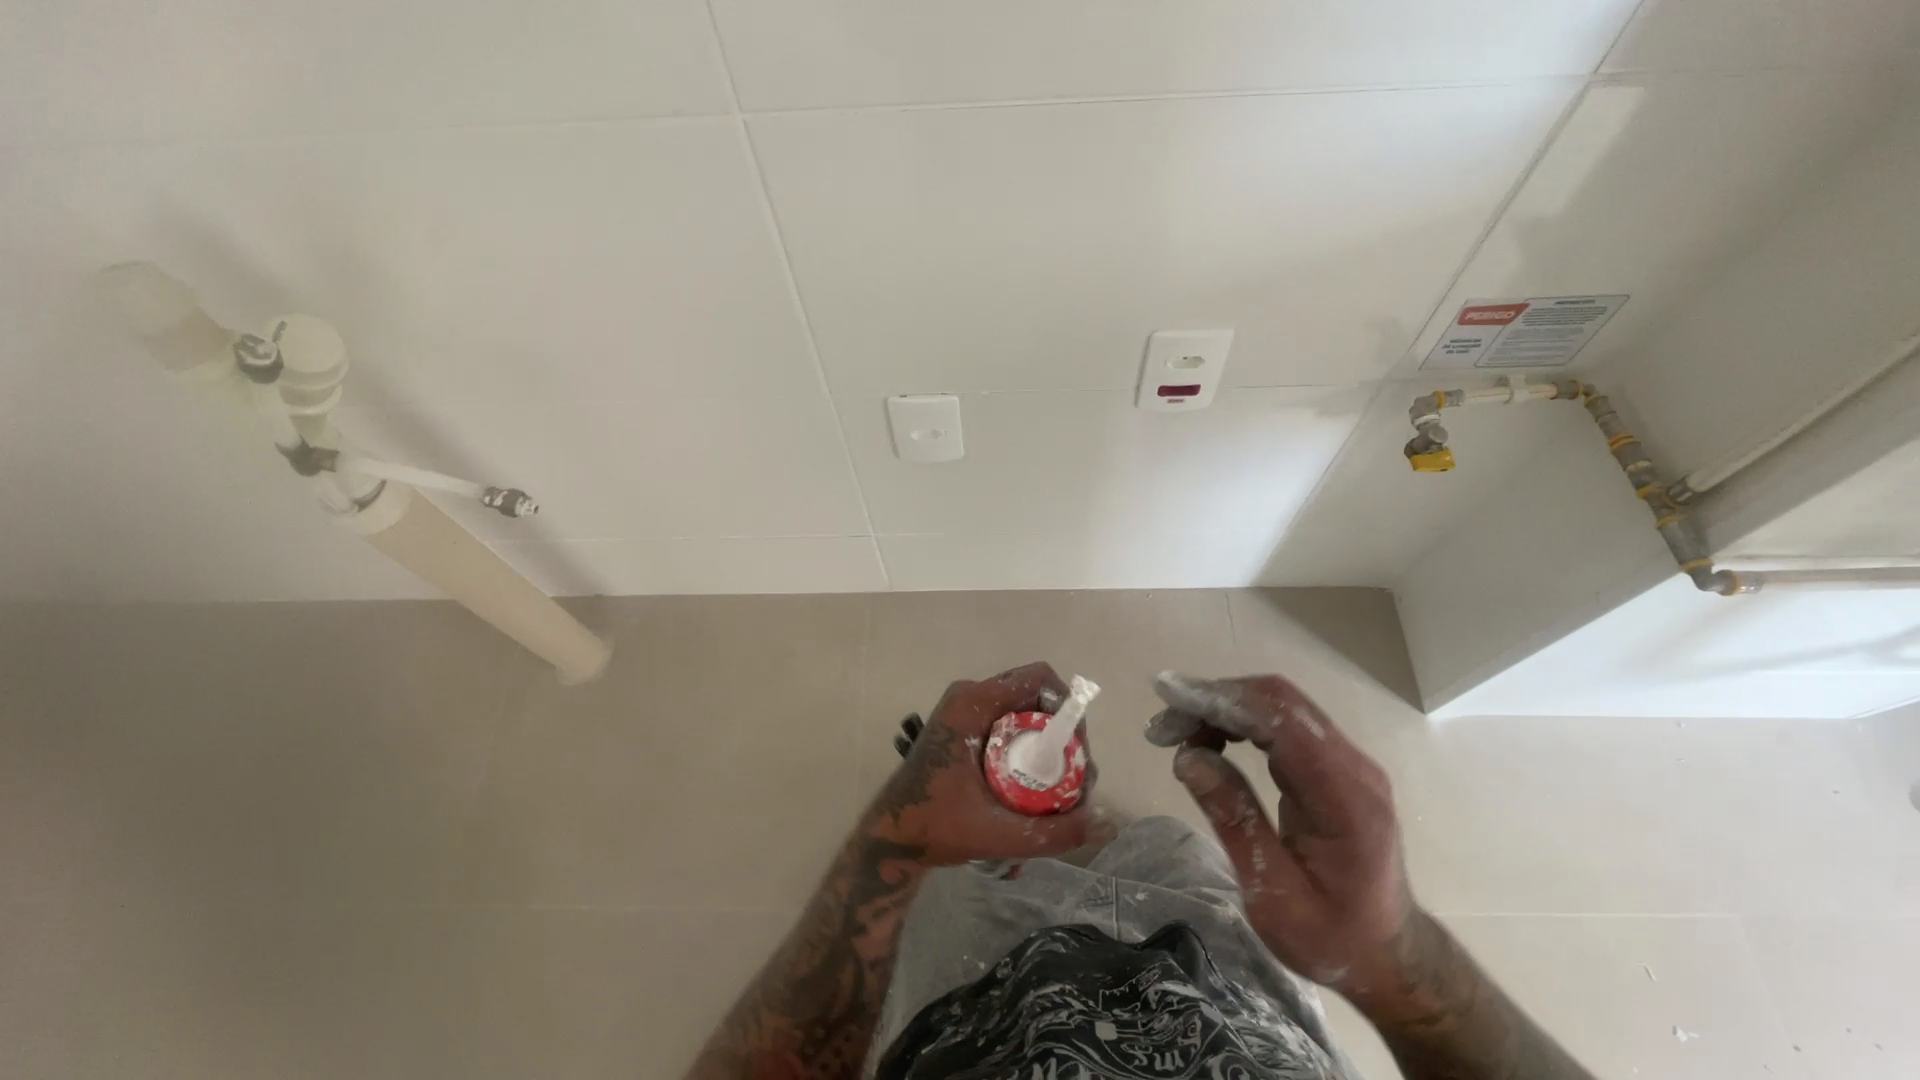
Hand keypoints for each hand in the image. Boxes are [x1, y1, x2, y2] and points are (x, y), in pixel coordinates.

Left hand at [862, 661, 1105, 866]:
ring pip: (1026, 713)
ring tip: (1058, 789)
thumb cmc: (937, 828)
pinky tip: (1034, 788)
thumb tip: (1107, 821)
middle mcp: (970, 697)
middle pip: (1036, 697)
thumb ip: (1055, 831)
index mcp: (973, 704)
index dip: (1068, 708)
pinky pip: (1011, 725)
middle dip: (1062, 735)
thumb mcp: (999, 833)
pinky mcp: (965, 728)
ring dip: (1048, 745)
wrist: (892, 838)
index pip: (1038, 679)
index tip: (1075, 752)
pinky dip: (1029, 749)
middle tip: (1072, 779)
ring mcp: (966, 711)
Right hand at [1149, 672, 1425, 999]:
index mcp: (1345, 798)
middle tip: (1161, 728)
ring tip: (1174, 734)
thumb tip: (1188, 758)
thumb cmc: (1332, 938)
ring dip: (1222, 708)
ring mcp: (1348, 763)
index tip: (1168, 695)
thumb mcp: (1274, 893)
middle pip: (1279, 701)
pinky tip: (1208, 741)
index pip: (1281, 720)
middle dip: (1213, 699)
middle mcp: (1353, 766)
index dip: (1222, 699)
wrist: (1388, 956)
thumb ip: (1236, 821)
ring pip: (1278, 707)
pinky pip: (1283, 726)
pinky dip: (1238, 723)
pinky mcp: (1334, 768)